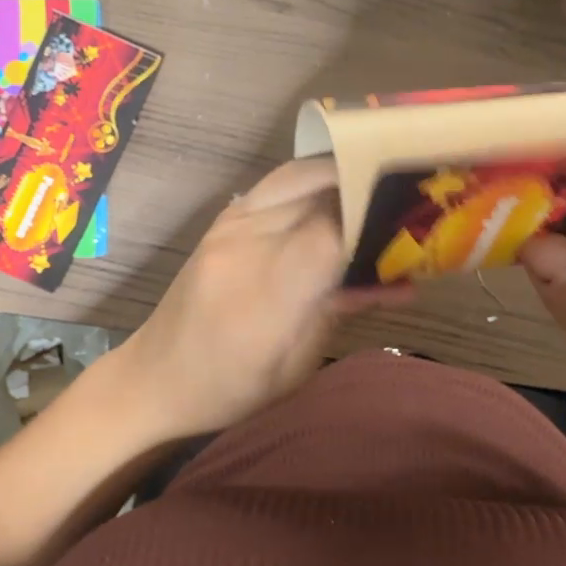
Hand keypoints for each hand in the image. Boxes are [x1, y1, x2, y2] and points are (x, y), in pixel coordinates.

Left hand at [116, 159, 403, 438]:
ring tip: (380, 185)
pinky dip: (313, 181)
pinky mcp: (222, 220)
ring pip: (299, 175)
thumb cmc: (228, 391)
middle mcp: (246, 246)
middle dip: (369, 192)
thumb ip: (339, 311)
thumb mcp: (294, 367)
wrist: (152, 379)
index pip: (332, 234)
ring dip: (342, 175)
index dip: (377, 222)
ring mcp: (229, 226)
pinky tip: (337, 192)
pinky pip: (277, 184)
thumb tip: (398, 279)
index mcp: (265, 295)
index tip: (413, 224)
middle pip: (320, 194)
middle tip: (408, 199)